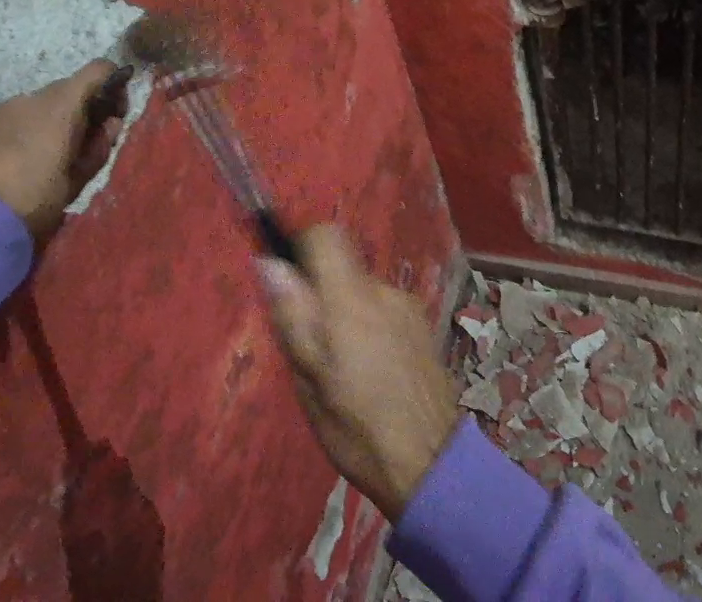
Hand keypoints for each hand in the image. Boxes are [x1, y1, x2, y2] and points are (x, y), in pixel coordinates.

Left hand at [0, 60, 129, 236]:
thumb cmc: (28, 203)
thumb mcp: (74, 183)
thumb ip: (96, 149)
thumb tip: (108, 125)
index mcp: (60, 107)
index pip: (99, 71)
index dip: (114, 86)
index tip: (114, 116)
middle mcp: (28, 99)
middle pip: (66, 91)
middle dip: (80, 112)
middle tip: (80, 150)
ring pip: (35, 108)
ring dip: (48, 125)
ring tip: (41, 164)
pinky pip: (9, 121)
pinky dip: (20, 134)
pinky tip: (11, 166)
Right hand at [256, 226, 461, 522]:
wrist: (431, 464)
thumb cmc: (356, 427)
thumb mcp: (309, 378)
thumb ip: (292, 315)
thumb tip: (270, 263)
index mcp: (351, 299)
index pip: (325, 235)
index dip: (301, 247)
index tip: (288, 282)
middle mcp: (384, 292)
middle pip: (343, 268)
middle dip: (320, 295)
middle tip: (309, 347)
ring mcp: (409, 309)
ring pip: (362, 293)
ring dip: (346, 315)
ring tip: (341, 369)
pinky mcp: (424, 329)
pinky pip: (384, 312)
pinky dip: (369, 329)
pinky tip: (370, 372)